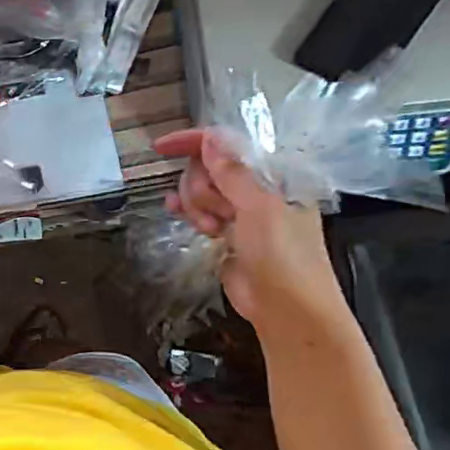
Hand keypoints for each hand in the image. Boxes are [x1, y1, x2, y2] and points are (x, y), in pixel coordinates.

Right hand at [153, 128, 341, 323]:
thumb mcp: (260, 208)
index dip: (195, 142)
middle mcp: (257, 189)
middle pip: (209, 167)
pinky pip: (200, 212)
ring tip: (211, 228)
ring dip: (197, 204)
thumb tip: (209, 138)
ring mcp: (241, 213)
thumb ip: (232, 172)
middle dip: (201, 185)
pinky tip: (175, 210)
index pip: (230, 146)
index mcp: (274, 176)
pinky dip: (189, 210)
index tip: (162, 147)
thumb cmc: (283, 256)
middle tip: (216, 212)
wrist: (287, 310)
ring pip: (202, 191)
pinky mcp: (227, 234)